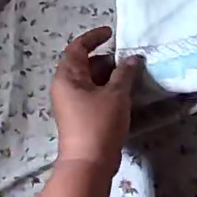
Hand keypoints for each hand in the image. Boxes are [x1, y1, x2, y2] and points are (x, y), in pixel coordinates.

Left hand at [51, 26, 139, 172]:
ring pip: (89, 80)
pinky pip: (92, 94)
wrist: (89, 163)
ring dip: (108, 75)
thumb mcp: (116, 94)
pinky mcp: (79, 116)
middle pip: (83, 63)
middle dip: (105, 59)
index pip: (77, 48)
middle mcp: (65, 86)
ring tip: (129, 75)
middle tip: (126, 59)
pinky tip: (123, 93)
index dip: (94, 37)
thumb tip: (132, 59)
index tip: (111, 33)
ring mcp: (70, 102)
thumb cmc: (99, 123)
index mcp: (67, 76)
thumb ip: (125, 73)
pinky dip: (106, 89)